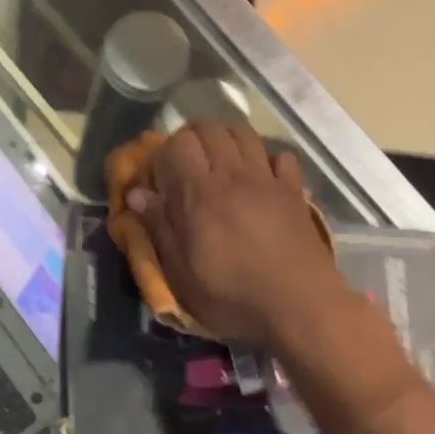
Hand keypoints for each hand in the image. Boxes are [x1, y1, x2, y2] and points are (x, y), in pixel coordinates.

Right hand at [129, 121, 345, 347]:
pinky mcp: (294, 191)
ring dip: (225, 141)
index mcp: (199, 195)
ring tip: (218, 167)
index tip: (159, 182)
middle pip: (210, 128)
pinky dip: (265, 161)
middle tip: (184, 168)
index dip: (163, 155)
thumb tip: (137, 193)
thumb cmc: (230, 296)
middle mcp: (233, 175)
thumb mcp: (181, 273)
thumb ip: (159, 228)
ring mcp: (268, 179)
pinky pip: (279, 157)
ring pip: (244, 133)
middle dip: (191, 140)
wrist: (297, 305)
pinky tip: (259, 181)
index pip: (176, 144)